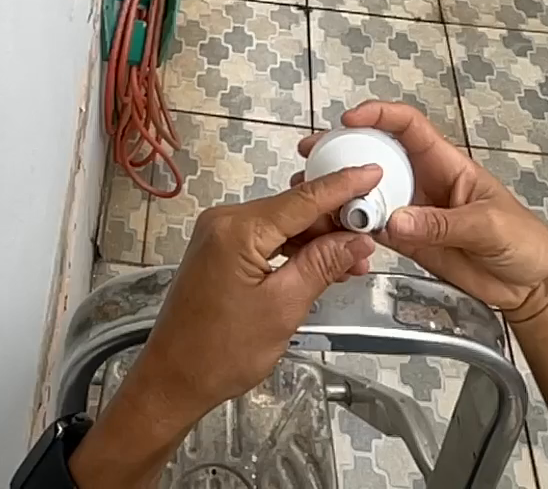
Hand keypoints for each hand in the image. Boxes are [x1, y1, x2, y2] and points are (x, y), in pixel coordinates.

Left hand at [68, 166, 381, 487]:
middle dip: (333, 220)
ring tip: (355, 257)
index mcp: (238, 229)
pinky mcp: (221, 248)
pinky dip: (294, 249)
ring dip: (316, 238)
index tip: (372, 172)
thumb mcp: (283, 308)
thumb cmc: (222, 350)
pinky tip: (322, 263)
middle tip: (373, 233)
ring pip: (281, 224)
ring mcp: (220, 233)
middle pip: (292, 209)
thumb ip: (320, 266)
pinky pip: (266, 238)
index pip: (302, 199)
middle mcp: (225, 220)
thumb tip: (356, 240)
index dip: (342, 186)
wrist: (174, 377)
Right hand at [297, 101, 547, 322]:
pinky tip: (329, 225)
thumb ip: (442, 223)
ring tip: (307, 189)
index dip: (378, 115)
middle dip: (341, 147)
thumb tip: (394, 221)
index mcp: (443, 162)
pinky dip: (350, 224)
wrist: (532, 290)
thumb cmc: (522, 241)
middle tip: (309, 152)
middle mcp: (420, 179)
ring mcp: (411, 209)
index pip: (407, 126)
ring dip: (338, 187)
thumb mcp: (488, 226)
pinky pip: (371, 225)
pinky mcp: (406, 239)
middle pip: (375, 154)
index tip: (349, 120)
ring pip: (367, 190)